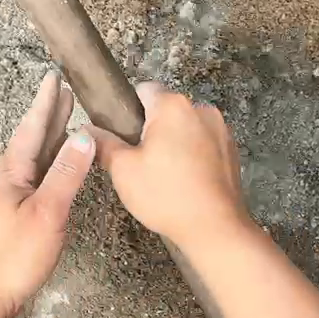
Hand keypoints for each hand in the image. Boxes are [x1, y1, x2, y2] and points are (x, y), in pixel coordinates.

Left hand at [0, 73, 95, 317]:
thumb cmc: (12, 259)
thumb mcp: (47, 214)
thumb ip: (66, 175)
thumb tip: (84, 137)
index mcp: (9, 175)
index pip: (32, 130)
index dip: (46, 105)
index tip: (55, 79)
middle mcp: (2, 182)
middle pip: (30, 143)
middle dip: (50, 119)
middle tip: (65, 95)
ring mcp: (0, 202)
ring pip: (30, 163)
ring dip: (48, 142)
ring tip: (65, 126)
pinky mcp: (4, 220)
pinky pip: (29, 182)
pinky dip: (45, 168)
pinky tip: (50, 174)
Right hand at [85, 82, 252, 249]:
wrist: (214, 227)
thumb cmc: (167, 195)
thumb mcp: (123, 170)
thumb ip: (103, 144)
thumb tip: (87, 131)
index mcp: (172, 106)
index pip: (143, 90)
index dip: (128, 110)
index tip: (122, 134)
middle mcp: (201, 109)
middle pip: (166, 110)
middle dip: (151, 129)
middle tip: (138, 161)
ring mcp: (220, 129)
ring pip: (185, 128)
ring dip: (173, 143)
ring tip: (163, 175)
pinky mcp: (231, 150)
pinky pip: (203, 143)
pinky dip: (192, 156)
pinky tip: (183, 181)